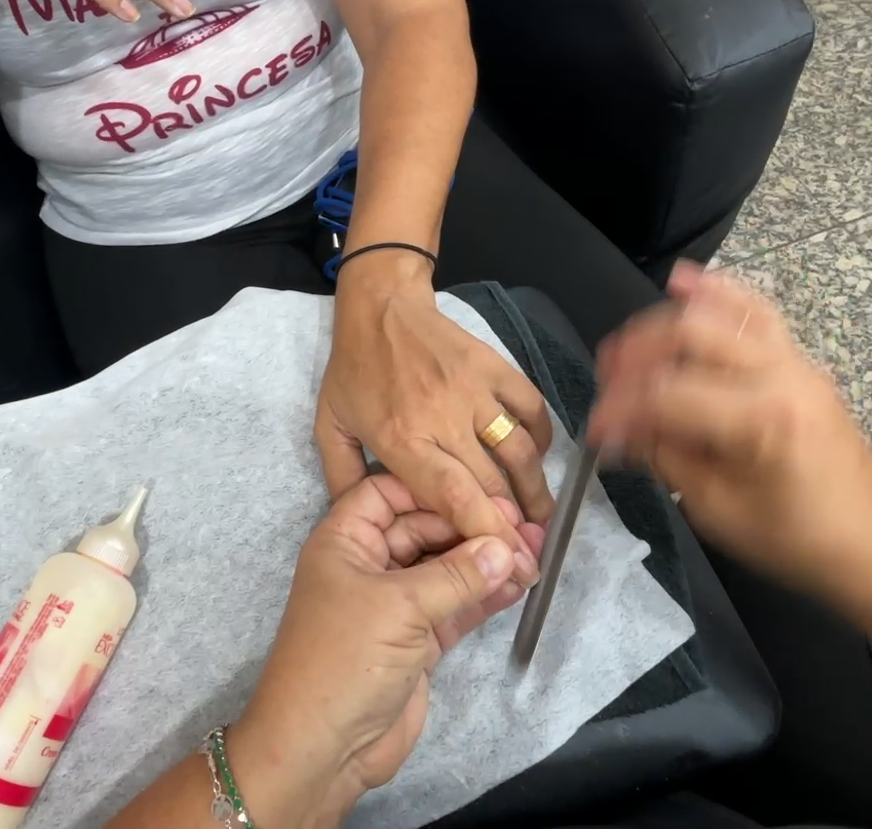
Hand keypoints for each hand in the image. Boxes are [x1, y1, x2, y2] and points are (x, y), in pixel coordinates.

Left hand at [227, 475, 542, 826]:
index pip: (390, 492)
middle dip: (469, 528)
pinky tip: (519, 584)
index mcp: (346, 538)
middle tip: (522, 525)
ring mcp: (395, 601)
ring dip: (484, 562)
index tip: (480, 488)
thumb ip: (456, 575)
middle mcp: (370, 561)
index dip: (430, 487)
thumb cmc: (345, 657)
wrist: (323, 750)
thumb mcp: (398, 606)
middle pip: (424, 528)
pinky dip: (484, 596)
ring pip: (445, 568)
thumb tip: (506, 547)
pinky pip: (455, 605)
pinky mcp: (417, 637)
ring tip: (534, 551)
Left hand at [316, 257, 552, 583]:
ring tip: (539, 519)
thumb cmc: (354, 370)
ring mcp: (474, 390)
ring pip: (520, 451)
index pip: (453, 496)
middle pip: (493, 484)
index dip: (484, 534)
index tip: (505, 564)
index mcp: (402, 438)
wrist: (380, 307)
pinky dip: (541, 438)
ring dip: (536, 491)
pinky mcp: (494, 367)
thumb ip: (343, 478)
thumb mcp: (330, 426)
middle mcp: (443, 418)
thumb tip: (364, 523)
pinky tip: (535, 458)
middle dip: (515, 528)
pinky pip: (532, 408)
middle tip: (526, 556)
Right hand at [585, 261, 871, 596]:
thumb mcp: (716, 508)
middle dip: (634, 354)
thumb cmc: (796, 539)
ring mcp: (794, 361)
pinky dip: (715, 292)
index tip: (595, 431)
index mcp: (762, 421)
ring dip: (661, 324)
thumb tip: (616, 429)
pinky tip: (681, 281)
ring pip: (717, 314)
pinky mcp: (797, 361)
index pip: (667, 395)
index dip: (620, 408)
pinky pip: (754, 311)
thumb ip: (663, 455)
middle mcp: (780, 376)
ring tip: (626, 345)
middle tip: (604, 380)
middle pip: (688, 336)